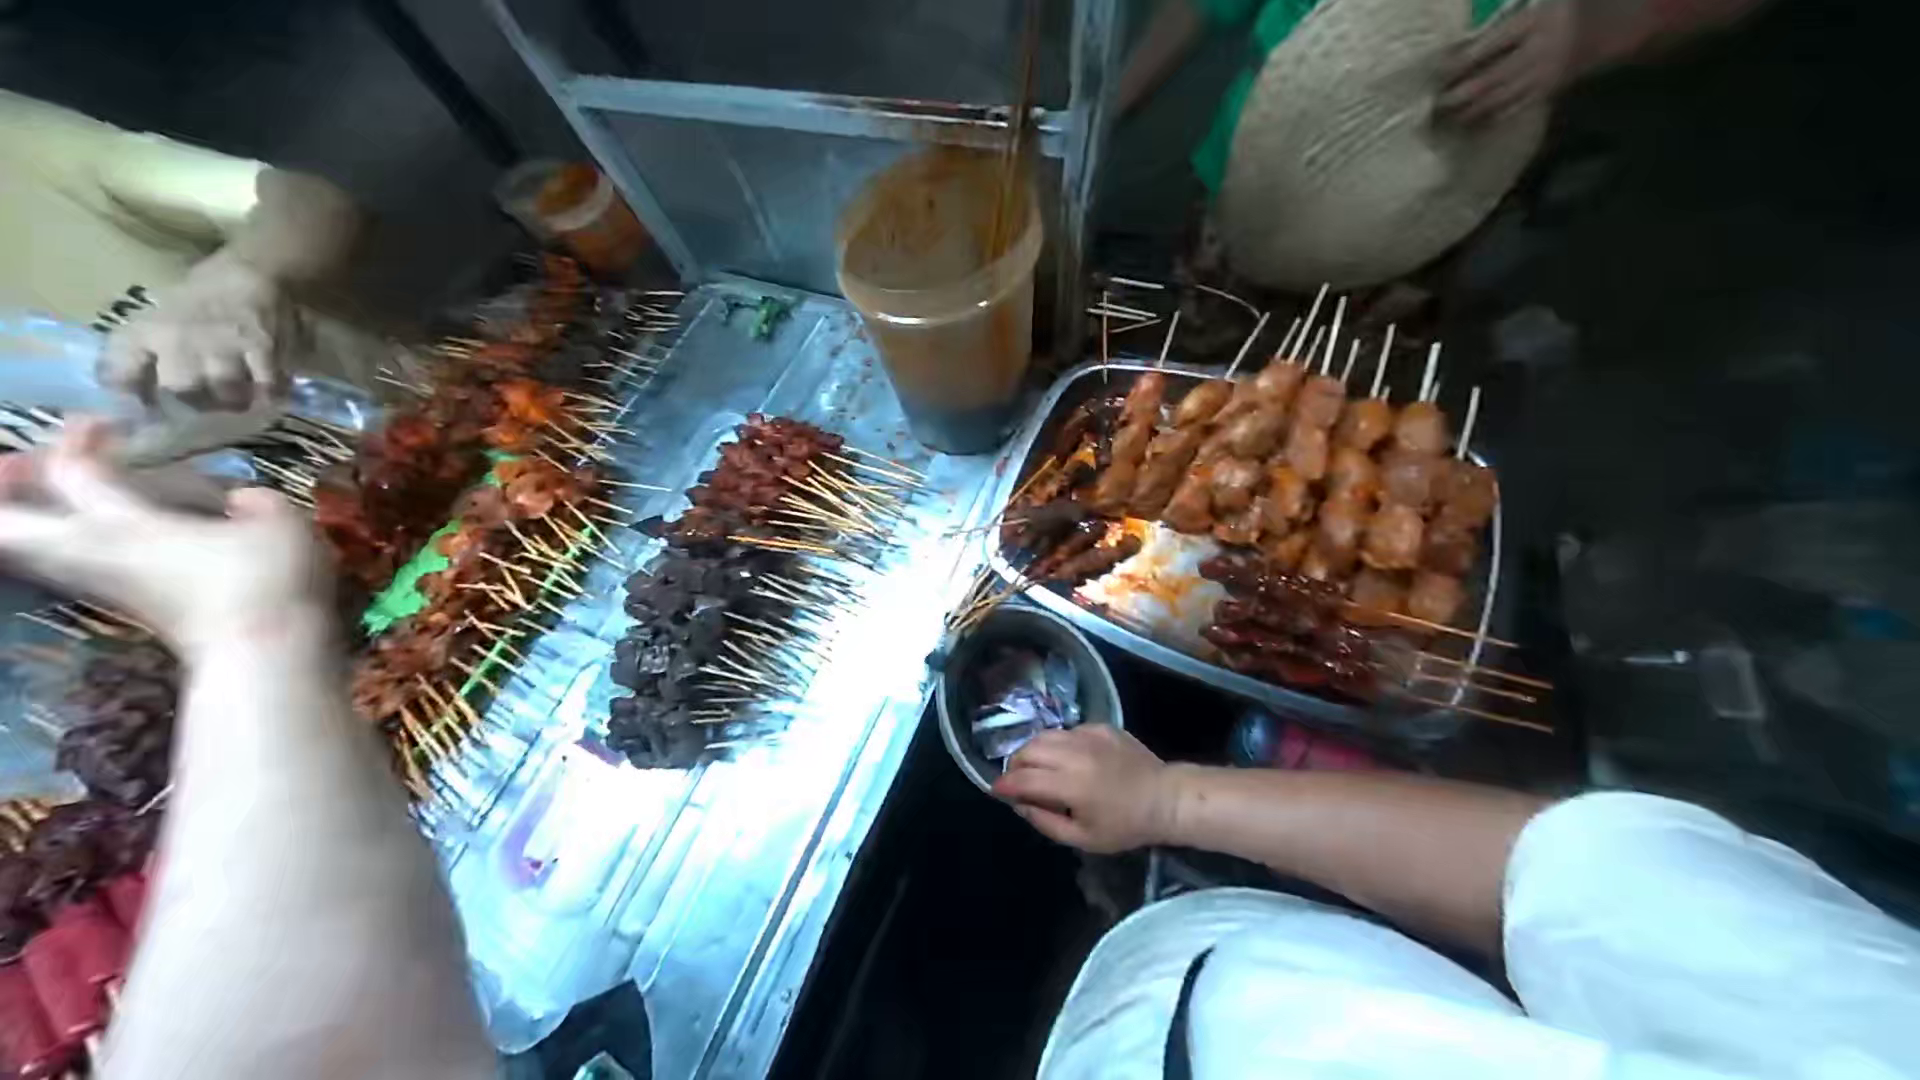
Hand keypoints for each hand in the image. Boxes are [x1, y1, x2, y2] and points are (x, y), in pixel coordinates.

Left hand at [0, 420, 329, 658]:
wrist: (265, 648)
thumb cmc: (267, 577)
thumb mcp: (281, 524)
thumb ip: (256, 502)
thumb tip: (240, 500)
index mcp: (123, 524)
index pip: (74, 472)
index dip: (80, 440)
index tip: (102, 421)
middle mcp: (92, 552)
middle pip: (2, 523)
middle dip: (1, 490)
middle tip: (21, 469)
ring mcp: (106, 584)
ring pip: (28, 547)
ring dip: (28, 520)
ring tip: (58, 501)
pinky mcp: (130, 605)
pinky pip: (72, 564)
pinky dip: (69, 543)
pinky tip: (112, 536)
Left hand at [102, 253, 293, 410]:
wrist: (245, 278)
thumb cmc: (199, 303)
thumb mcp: (157, 323)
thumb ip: (146, 355)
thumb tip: (140, 395)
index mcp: (143, 332)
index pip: (121, 373)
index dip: (130, 397)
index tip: (146, 410)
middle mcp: (178, 339)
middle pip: (183, 390)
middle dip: (198, 405)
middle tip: (209, 408)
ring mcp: (224, 344)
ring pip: (227, 391)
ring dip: (236, 403)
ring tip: (242, 403)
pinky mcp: (262, 348)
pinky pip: (268, 384)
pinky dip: (272, 395)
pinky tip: (273, 396)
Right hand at [992, 726, 1181, 852]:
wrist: (1164, 798)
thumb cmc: (1125, 825)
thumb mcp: (1083, 839)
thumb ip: (1046, 822)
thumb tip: (1019, 805)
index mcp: (1069, 784)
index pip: (1022, 779)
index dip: (1004, 785)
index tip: (997, 791)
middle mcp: (1073, 754)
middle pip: (1027, 750)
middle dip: (1015, 765)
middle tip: (1018, 780)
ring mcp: (1087, 735)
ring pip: (1044, 735)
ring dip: (1033, 751)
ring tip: (1037, 766)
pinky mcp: (1099, 726)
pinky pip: (1067, 731)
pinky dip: (1059, 744)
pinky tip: (1068, 758)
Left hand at [1437, 1, 1582, 125]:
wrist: (1607, 28)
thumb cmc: (1560, 11)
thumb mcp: (1541, 0)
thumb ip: (1502, 14)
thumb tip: (1464, 28)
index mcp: (1536, 22)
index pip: (1490, 45)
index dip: (1459, 61)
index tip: (1435, 71)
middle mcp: (1539, 51)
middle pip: (1488, 80)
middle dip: (1457, 94)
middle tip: (1433, 102)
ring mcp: (1542, 76)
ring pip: (1494, 101)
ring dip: (1464, 112)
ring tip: (1440, 116)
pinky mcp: (1543, 95)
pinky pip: (1506, 113)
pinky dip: (1481, 119)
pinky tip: (1462, 122)